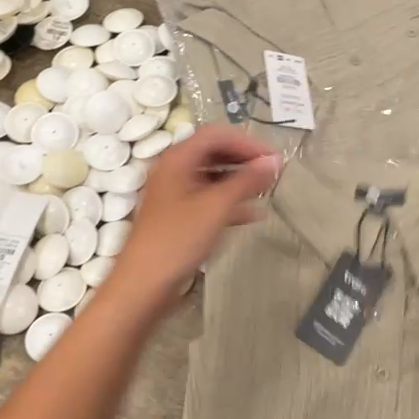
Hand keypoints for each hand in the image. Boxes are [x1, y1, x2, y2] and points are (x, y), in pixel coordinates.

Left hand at [103, 125, 279, 318]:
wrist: (143, 284)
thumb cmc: (177, 240)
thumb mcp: (216, 207)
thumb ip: (247, 181)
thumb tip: (274, 161)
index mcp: (177, 159)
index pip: (216, 134)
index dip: (247, 142)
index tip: (273, 158)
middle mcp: (174, 170)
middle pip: (214, 152)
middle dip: (244, 159)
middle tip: (272, 172)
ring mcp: (174, 193)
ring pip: (212, 176)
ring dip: (239, 180)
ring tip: (266, 190)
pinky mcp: (178, 216)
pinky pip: (208, 198)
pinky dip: (229, 201)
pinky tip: (252, 214)